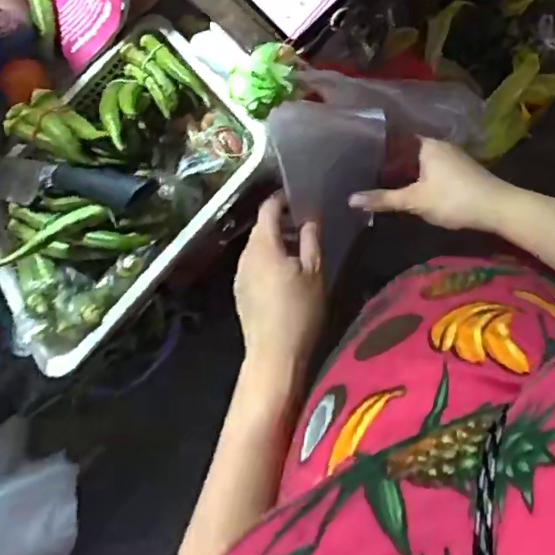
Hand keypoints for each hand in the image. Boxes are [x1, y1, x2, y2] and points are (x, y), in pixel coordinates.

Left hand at [234, 194, 324, 370]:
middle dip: (281, 222)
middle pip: (261, 227)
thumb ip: (310, 239)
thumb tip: (308, 218)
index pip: (268, 209)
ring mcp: (239, 273)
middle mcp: (246, 254)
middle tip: (305, 227)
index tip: (299, 199)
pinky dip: (267, 259)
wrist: (274, 355)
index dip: (282, 199)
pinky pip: (253, 263)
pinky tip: (284, 274)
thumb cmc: (299, 311)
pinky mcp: (239, 289)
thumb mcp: (314, 272)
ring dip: (275, 242)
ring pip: (257, 246)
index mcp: (263, 245)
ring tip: (298, 251)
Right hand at [350, 137, 510, 231]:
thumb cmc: (454, 199)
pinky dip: (418, 175)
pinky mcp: (460, 170)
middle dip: (389, 161)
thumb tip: (350, 199)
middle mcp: (438, 144)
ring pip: (420, 160)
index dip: (376, 146)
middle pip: (407, 149)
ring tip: (382, 180)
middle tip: (365, 170)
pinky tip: (410, 188)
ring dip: (405, 170)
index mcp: (426, 144)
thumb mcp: (416, 201)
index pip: (395, 138)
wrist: (499, 208)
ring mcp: (452, 156)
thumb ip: (384, 199)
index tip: (358, 154)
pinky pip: (431, 168)